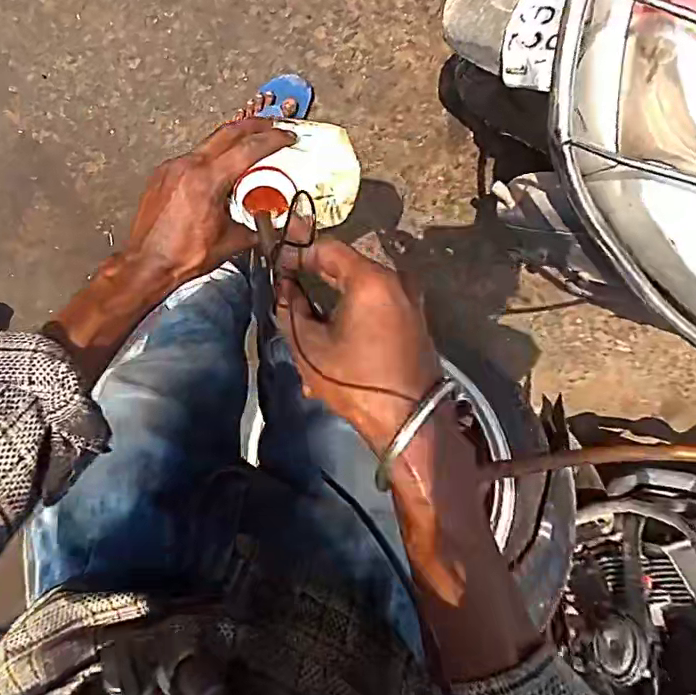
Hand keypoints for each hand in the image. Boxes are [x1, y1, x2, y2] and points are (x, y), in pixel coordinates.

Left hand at [123, 117, 295, 289]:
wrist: (146, 264)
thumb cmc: (181, 256)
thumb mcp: (231, 242)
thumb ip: (256, 227)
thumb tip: (271, 223)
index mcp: (206, 180)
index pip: (248, 148)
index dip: (273, 139)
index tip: (287, 136)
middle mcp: (187, 166)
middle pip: (228, 133)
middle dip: (254, 126)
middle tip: (272, 125)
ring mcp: (172, 168)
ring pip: (208, 144)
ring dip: (231, 142)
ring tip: (248, 147)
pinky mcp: (162, 175)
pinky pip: (191, 158)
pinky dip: (210, 159)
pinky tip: (219, 170)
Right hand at [276, 237, 539, 678]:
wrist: (421, 447)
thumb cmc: (364, 402)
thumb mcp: (313, 357)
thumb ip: (291, 317)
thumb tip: (279, 293)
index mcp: (374, 284)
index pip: (325, 248)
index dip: (295, 254)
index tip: (275, 264)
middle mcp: (401, 286)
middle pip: (345, 262)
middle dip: (314, 272)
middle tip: (285, 290)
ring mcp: (413, 307)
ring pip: (363, 282)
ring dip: (334, 291)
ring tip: (305, 313)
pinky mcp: (417, 328)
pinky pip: (377, 303)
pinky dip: (353, 308)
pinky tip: (333, 330)